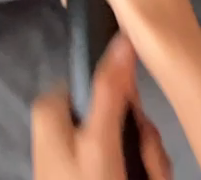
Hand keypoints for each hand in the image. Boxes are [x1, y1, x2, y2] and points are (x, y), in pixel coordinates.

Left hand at [33, 36, 172, 179]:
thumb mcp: (100, 141)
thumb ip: (112, 88)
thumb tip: (124, 35)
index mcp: (51, 108)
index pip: (97, 77)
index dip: (124, 95)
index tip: (140, 115)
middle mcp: (60, 127)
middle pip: (117, 110)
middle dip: (142, 137)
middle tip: (148, 161)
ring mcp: (75, 156)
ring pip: (126, 137)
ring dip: (147, 159)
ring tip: (150, 177)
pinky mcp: (90, 176)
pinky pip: (122, 161)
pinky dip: (140, 173)